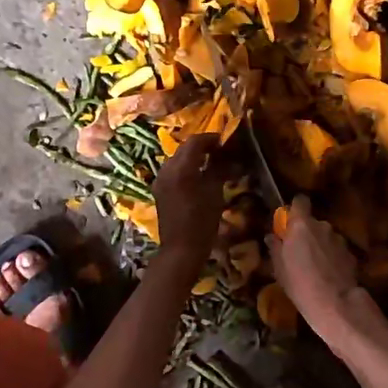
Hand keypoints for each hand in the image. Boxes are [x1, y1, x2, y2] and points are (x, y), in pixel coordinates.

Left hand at [152, 134, 225, 256]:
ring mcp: (160, 179)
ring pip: (177, 158)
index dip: (211, 139)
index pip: (195, 142)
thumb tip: (228, 157)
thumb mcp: (214, 193)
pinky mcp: (159, 189)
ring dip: (193, 156)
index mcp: (181, 168)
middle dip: (202, 147)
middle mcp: (166, 169)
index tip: (226, 141)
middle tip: (221, 151)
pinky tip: (198, 176)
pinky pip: (172, 170)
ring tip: (211, 163)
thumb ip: (219, 170)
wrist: (181, 249)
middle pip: (184, 148)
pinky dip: (185, 168)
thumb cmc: (202, 222)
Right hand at [269, 196, 385, 350]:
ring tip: (315, 266)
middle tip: (299, 251)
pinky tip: (328, 274)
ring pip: (326, 237)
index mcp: (302, 225)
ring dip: (320, 246)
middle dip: (307, 233)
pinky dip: (332, 257)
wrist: (335, 303)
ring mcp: (339, 239)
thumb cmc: (300, 284)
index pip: (300, 201)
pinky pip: (336, 250)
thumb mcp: (279, 268)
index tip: (290, 222)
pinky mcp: (351, 254)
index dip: (295, 209)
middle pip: (313, 223)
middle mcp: (323, 226)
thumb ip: (276, 248)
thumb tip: (272, 236)